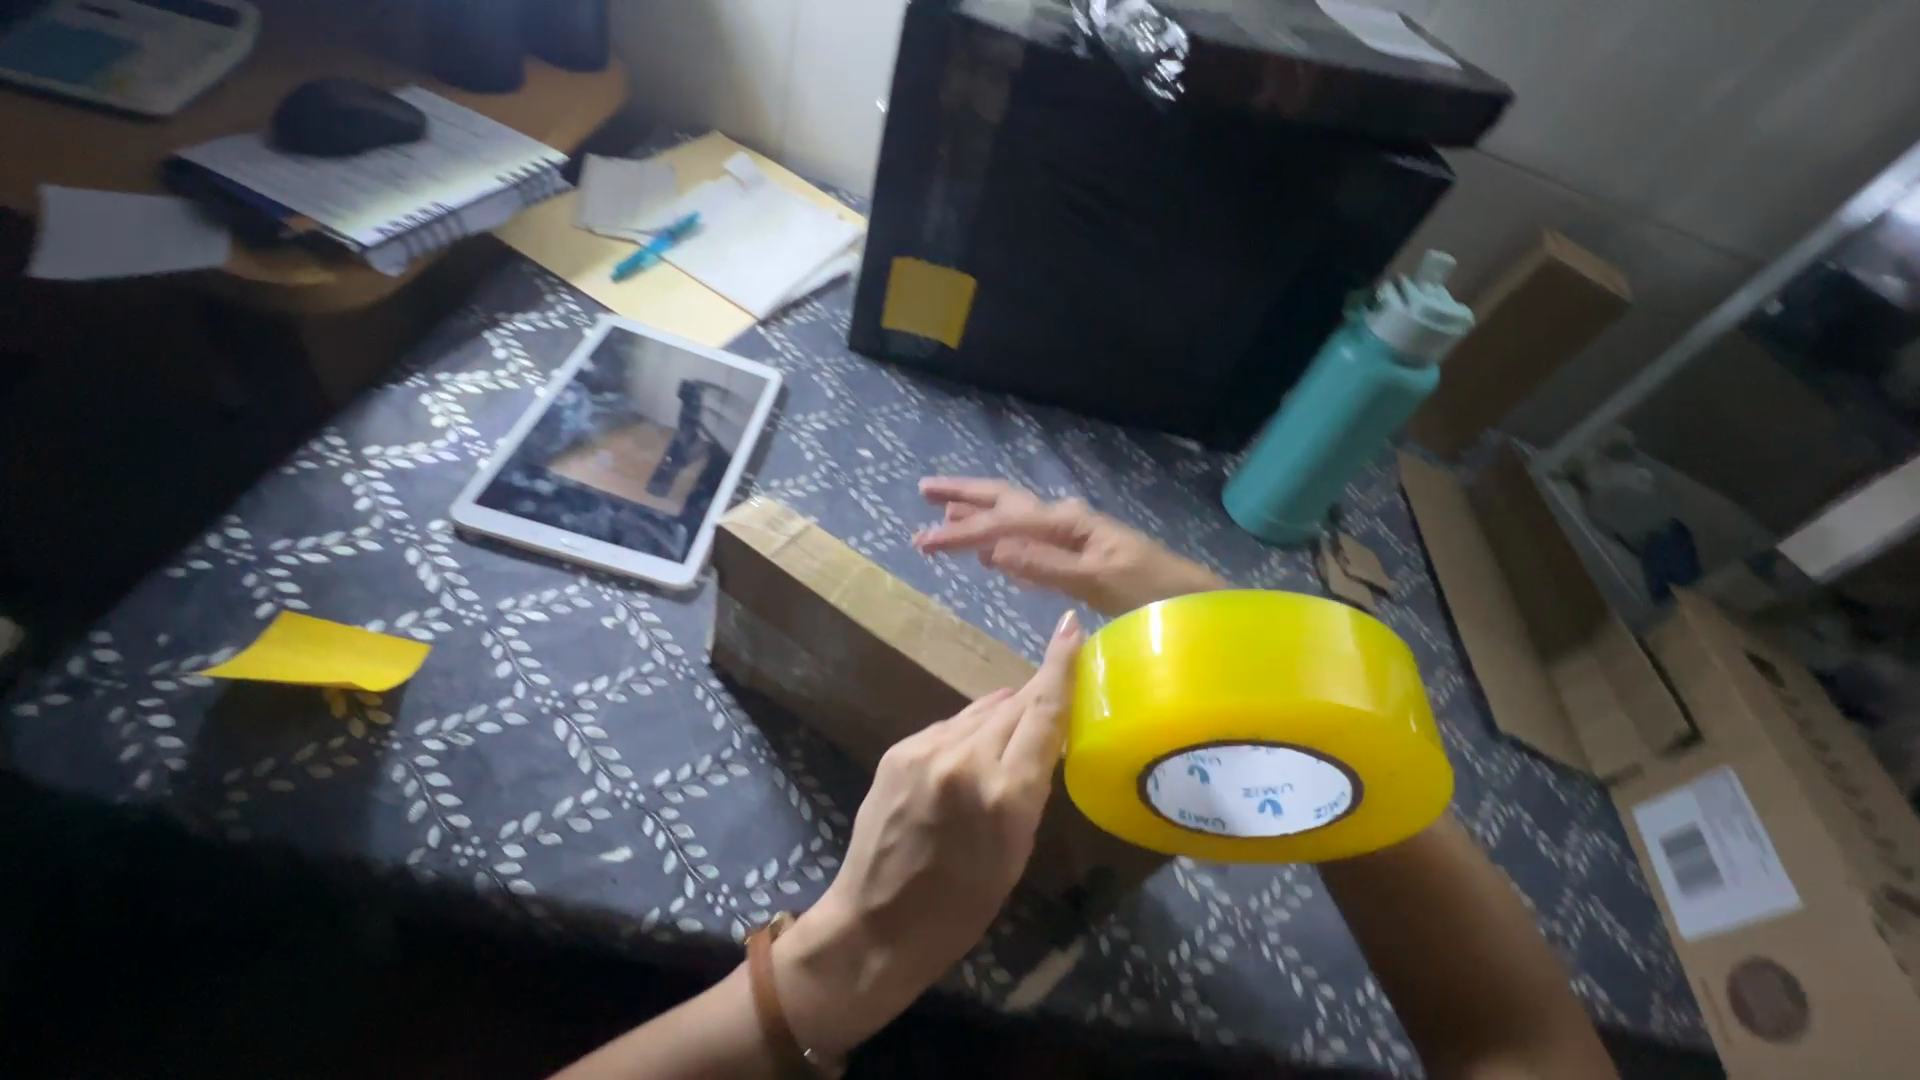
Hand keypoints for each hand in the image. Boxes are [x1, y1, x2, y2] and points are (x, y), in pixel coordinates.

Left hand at [770, 611, 1084, 1059]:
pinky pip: (948, 727)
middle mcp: (966, 760)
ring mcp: (926, 751)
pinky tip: (969, 752)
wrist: (876, 924)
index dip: (1060, 668)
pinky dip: (967, 732)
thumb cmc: (962, 906)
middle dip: (1035, 694)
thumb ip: (1028, 784)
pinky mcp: (899, 751)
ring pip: (979, 712)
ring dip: (1001, 714)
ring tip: (1013, 728)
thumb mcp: (1015, 851)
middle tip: (1056, 684)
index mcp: (1006, 795)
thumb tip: (1035, 731)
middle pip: (1013, 706)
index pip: (1043, 714)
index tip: (1071, 628)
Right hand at [913, 477, 1225, 615]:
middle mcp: (1066, 521)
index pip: (1003, 523)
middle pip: (1006, 502)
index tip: (923, 541)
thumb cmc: (1152, 593)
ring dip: (980, 515)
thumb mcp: (1098, 580)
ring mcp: (1074, 537)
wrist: (1194, 601)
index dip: (960, 532)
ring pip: (1016, 519)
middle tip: (924, 490)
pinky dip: (1005, 541)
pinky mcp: (1079, 557)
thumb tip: (992, 550)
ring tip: (946, 513)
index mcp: (1067, 523)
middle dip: (964, 496)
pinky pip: (1031, 541)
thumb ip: (1046, 566)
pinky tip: (994, 552)